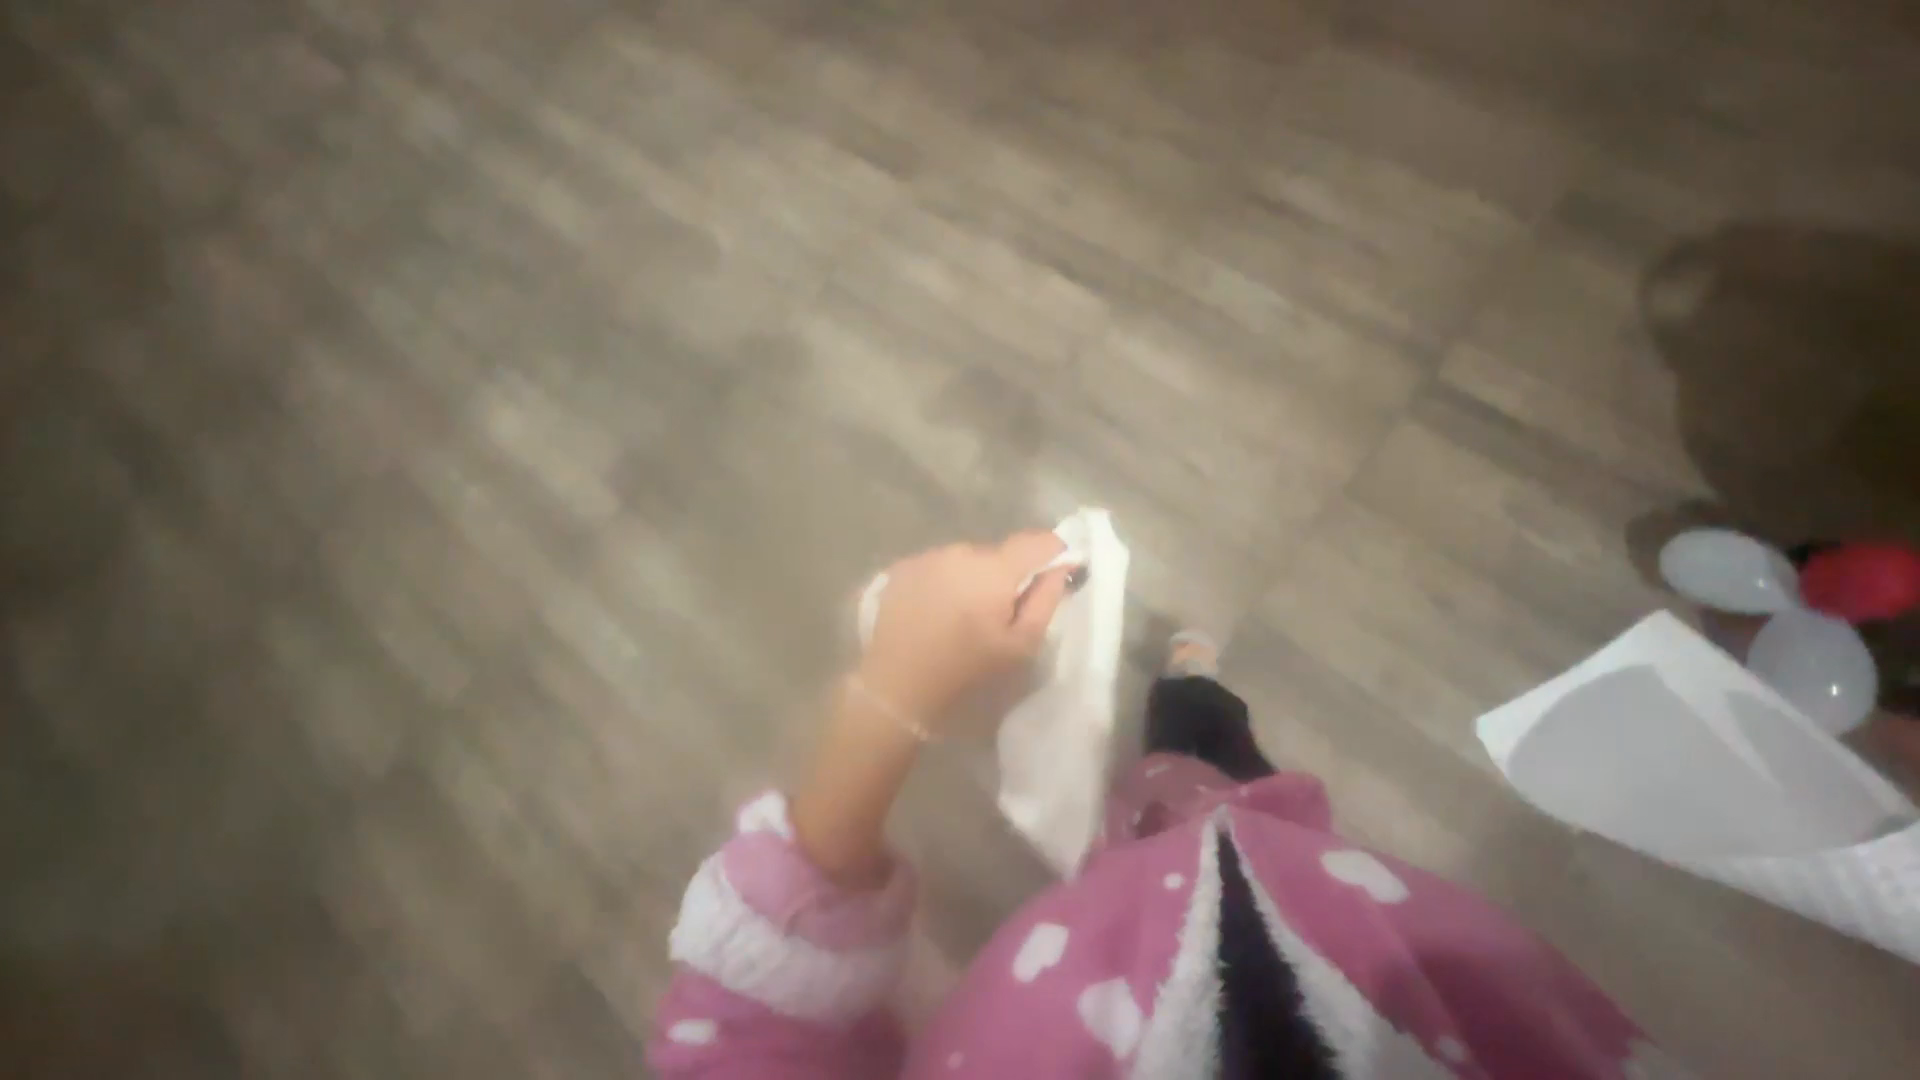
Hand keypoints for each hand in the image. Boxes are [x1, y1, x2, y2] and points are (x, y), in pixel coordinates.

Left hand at [858, 530, 1076, 736]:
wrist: (895, 690)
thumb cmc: (966, 673)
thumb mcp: (1020, 647)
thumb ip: (1045, 600)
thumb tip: (1058, 568)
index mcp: (993, 569)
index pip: (1037, 541)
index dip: (1053, 555)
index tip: (1053, 577)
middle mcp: (959, 552)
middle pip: (998, 554)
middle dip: (1005, 577)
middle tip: (998, 616)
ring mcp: (926, 557)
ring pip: (965, 560)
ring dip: (971, 580)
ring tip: (962, 618)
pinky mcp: (901, 569)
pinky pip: (936, 567)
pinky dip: (943, 583)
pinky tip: (934, 614)